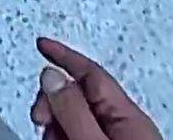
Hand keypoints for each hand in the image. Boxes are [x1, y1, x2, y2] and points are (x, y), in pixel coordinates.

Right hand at [29, 37, 162, 139]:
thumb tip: (50, 73)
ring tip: (54, 138)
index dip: (62, 52)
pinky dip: (67, 133)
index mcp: (130, 117)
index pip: (90, 70)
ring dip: (58, 121)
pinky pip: (84, 130)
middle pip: (80, 92)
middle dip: (54, 100)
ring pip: (78, 114)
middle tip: (42, 118)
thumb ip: (72, 107)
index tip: (41, 42)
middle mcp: (130, 126)